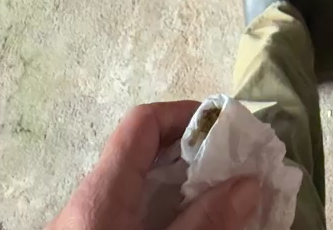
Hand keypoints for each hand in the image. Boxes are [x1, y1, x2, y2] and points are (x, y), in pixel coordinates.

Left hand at [47, 102, 260, 229]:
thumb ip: (205, 224)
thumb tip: (248, 182)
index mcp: (101, 193)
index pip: (143, 123)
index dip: (185, 114)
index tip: (225, 130)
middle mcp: (87, 203)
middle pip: (143, 155)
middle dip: (194, 157)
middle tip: (235, 170)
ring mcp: (84, 228)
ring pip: (140, 191)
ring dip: (183, 190)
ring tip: (223, 204)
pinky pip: (130, 218)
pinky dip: (165, 217)